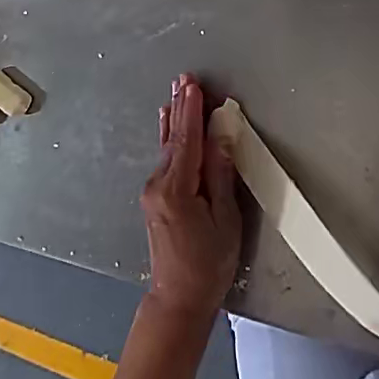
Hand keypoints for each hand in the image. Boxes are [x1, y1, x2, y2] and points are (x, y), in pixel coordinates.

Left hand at [139, 74, 240, 317]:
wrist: (178, 299)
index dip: (193, 111)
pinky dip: (172, 138)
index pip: (188, 140)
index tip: (194, 86)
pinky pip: (166, 159)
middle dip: (181, 107)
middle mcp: (158, 184)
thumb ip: (221, 175)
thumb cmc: (209, 264)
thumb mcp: (226, 220)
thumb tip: (220, 137)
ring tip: (177, 93)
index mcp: (177, 189)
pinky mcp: (154, 197)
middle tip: (183, 78)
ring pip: (168, 147)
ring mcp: (152, 190)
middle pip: (174, 138)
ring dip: (176, 119)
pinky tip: (169, 125)